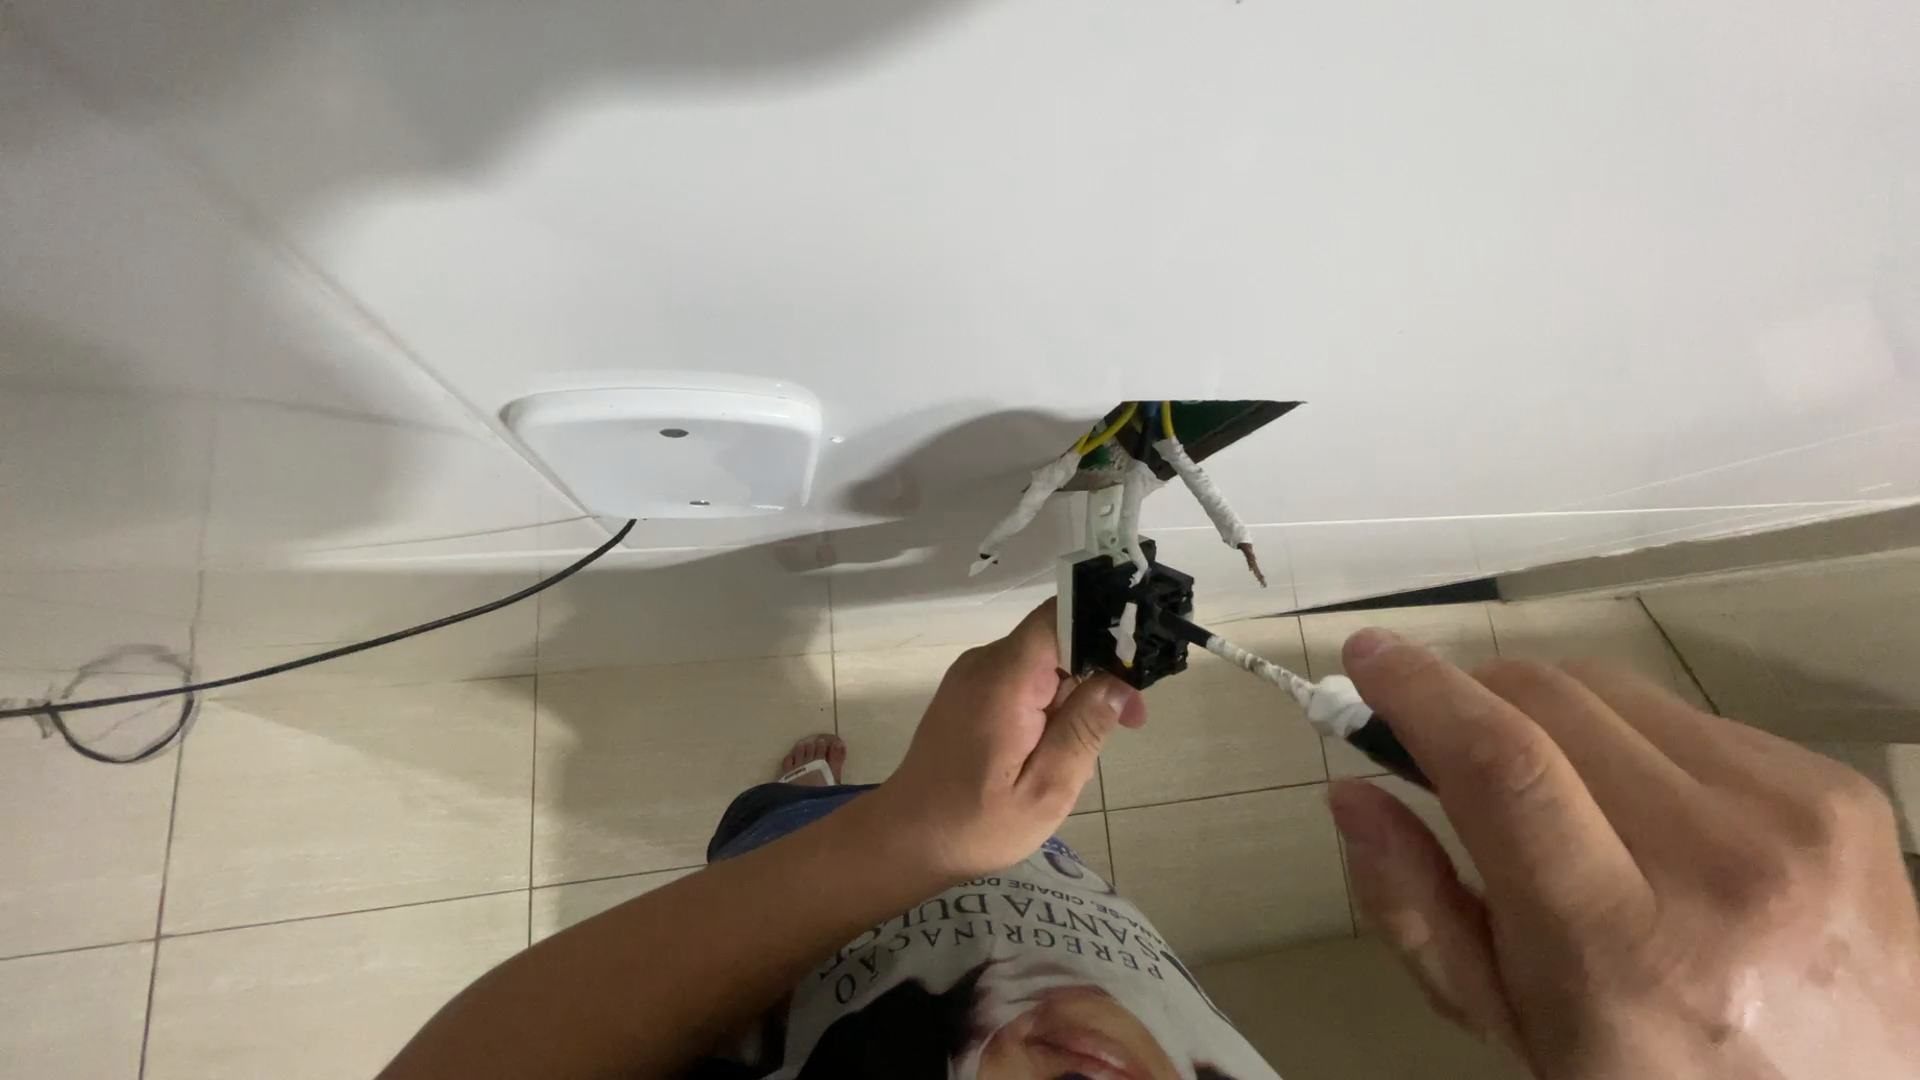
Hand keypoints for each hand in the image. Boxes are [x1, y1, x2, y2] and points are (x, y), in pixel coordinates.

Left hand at [864, 600, 1145, 881]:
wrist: (908, 836)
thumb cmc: (976, 823)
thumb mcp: (1045, 790)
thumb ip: (1083, 730)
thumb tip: (1117, 681)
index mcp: (1003, 679)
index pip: (1058, 616)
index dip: (1103, 627)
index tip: (1136, 666)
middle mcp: (985, 663)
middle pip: (1056, 639)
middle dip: (1098, 673)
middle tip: (1129, 723)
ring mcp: (974, 674)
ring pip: (1043, 662)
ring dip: (1073, 695)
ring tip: (1083, 752)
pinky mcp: (970, 690)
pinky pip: (1022, 679)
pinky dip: (1048, 704)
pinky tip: (1053, 747)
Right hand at [1329, 628, 1919, 1077]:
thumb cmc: (1635, 1067)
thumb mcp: (1493, 1011)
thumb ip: (1407, 902)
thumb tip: (1351, 791)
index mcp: (1619, 942)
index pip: (1503, 767)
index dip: (1421, 690)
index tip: (1366, 654)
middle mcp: (1723, 865)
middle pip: (1545, 699)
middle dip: (1467, 695)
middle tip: (1444, 739)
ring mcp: (1796, 818)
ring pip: (1600, 685)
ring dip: (1539, 711)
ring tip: (1550, 782)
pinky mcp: (1838, 789)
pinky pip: (1671, 709)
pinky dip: (1615, 732)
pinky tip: (1634, 800)